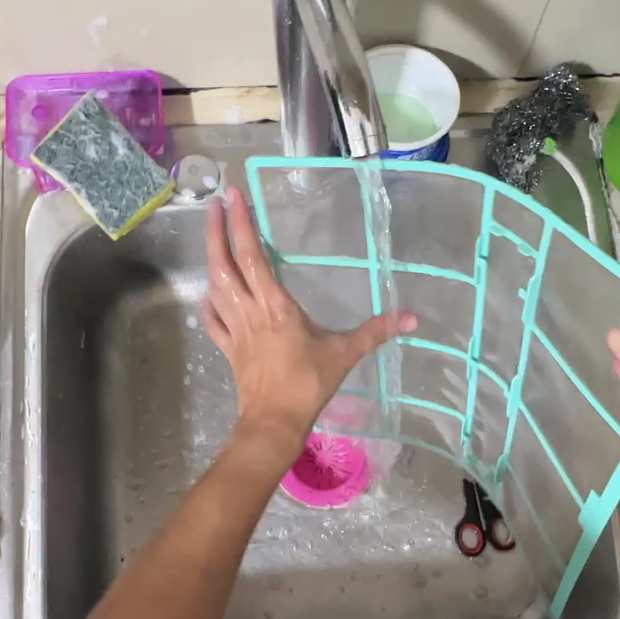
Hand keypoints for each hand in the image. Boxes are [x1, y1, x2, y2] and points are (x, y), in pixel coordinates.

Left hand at [203, 188, 415, 450]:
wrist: (273, 422)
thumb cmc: (307, 385)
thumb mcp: (344, 355)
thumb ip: (375, 332)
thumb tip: (411, 318)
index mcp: (275, 305)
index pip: (253, 256)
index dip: (242, 224)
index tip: (232, 196)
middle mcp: (250, 311)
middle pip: (225, 264)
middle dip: (216, 232)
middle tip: (212, 205)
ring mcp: (235, 331)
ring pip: (215, 287)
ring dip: (211, 259)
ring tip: (212, 238)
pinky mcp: (229, 349)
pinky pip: (213, 320)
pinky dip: (208, 303)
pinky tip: (208, 294)